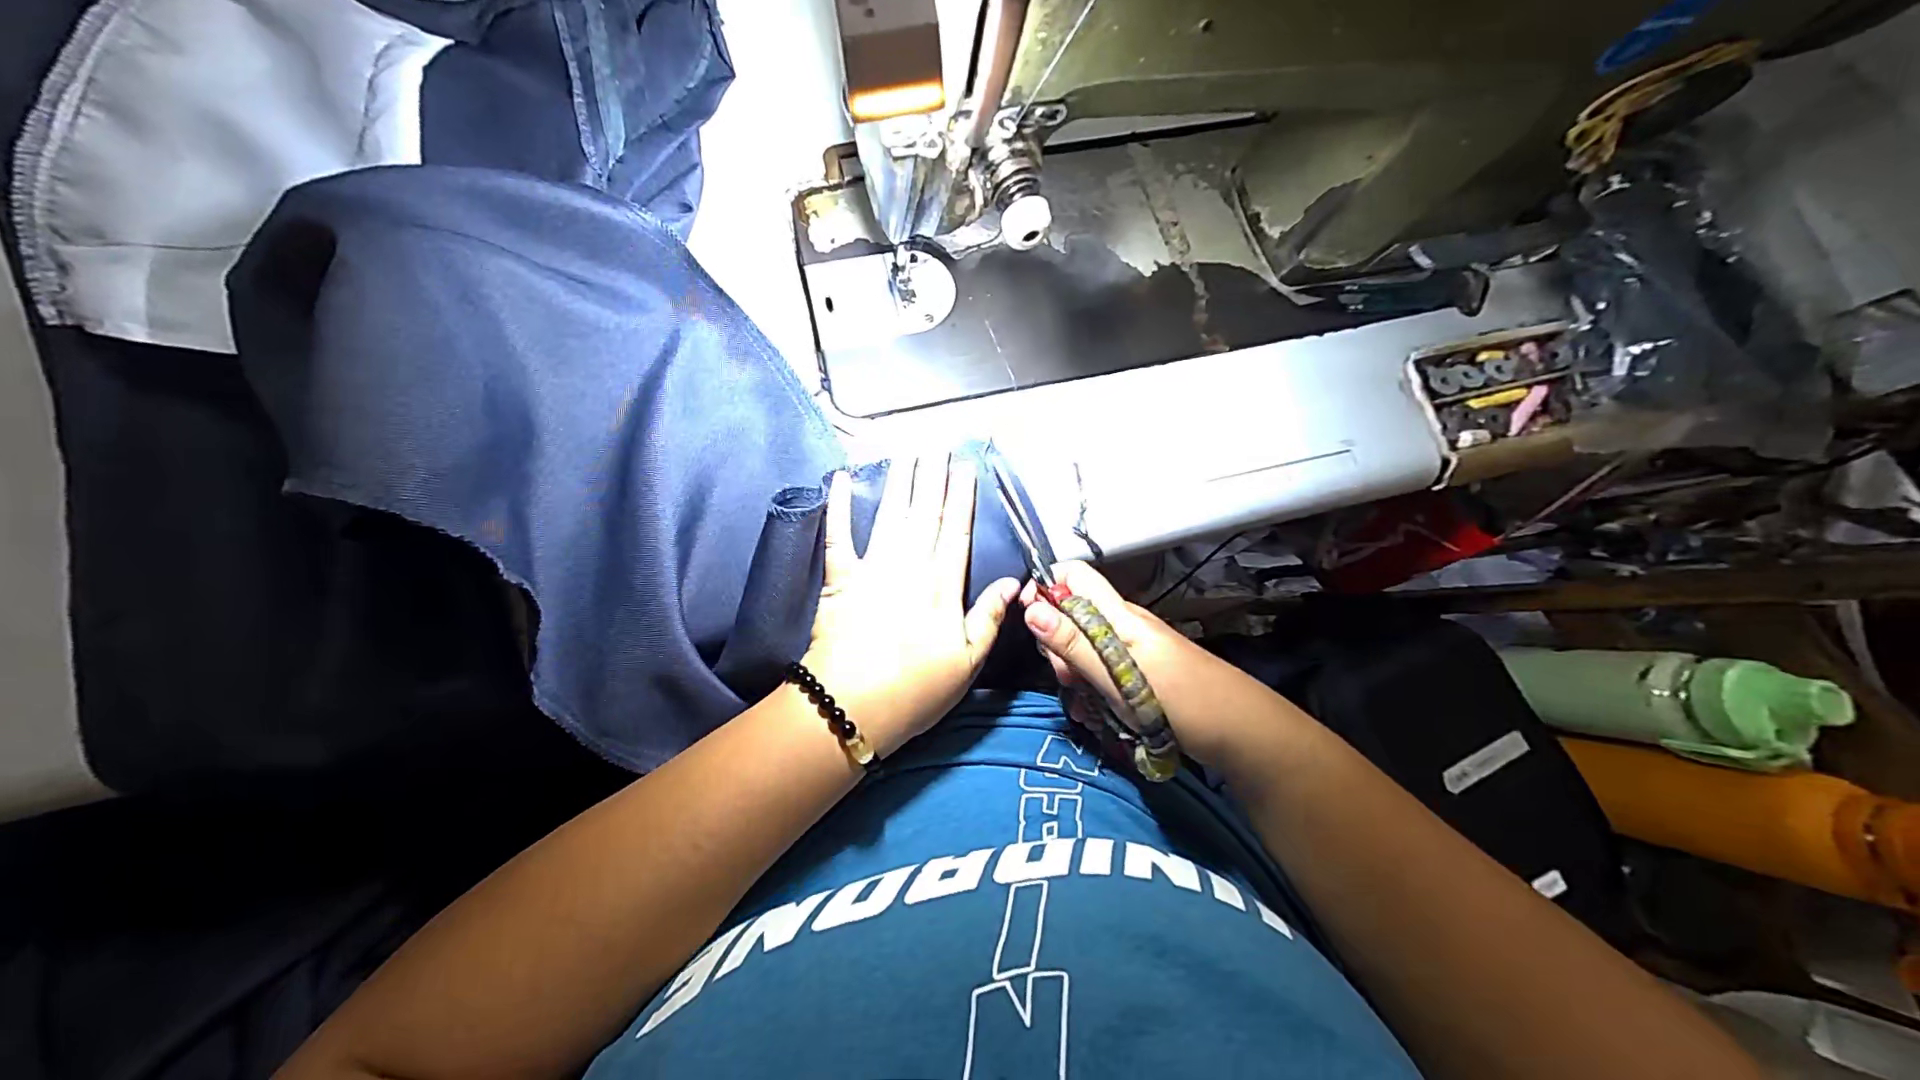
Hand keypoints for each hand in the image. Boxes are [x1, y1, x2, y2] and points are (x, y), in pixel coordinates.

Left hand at [803, 456, 1020, 757]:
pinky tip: (840, 479)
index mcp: (942, 587)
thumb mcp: (967, 663)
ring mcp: (873, 569)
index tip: (965, 467)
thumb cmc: (915, 691)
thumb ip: (989, 618)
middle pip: (925, 513)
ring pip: (890, 515)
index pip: (956, 530)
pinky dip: (838, 506)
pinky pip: (839, 535)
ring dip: (900, 481)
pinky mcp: (840, 578)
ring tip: (907, 453)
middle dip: (933, 477)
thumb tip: (1013, 583)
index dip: (962, 496)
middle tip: (938, 445)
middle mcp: (910, 568)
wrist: (850, 706)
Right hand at [1020, 561, 1299, 777]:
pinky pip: (1104, 665)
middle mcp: (1124, 623)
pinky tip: (1096, 709)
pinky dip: (1093, 683)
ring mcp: (1134, 645)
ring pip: (1085, 644)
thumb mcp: (1118, 678)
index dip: (1046, 590)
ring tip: (1084, 701)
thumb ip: (1074, 644)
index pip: (1073, 575)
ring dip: (1073, 669)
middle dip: (1057, 642)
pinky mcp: (1141, 668)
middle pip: (1072, 613)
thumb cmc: (1182, 704)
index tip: (1033, 625)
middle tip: (1067, 678)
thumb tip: (1031, 608)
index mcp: (1119, 616)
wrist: (1242, 733)